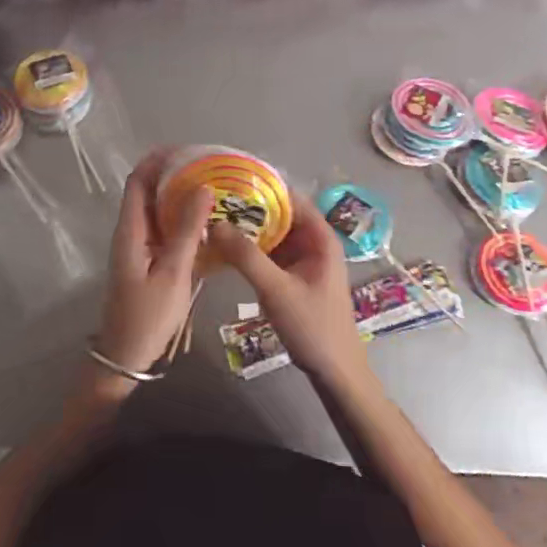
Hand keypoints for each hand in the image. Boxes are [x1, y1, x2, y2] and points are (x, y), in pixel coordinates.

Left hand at [93, 152, 213, 373]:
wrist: (126, 355)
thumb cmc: (148, 316)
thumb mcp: (173, 272)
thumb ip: (188, 231)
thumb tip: (203, 188)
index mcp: (130, 231)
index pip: (137, 182)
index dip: (157, 161)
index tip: (187, 149)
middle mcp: (131, 234)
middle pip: (148, 193)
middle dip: (174, 176)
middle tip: (210, 168)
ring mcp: (138, 249)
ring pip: (158, 213)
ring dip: (181, 199)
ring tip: (215, 189)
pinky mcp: (148, 263)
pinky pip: (165, 233)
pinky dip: (183, 223)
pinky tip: (209, 224)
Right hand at [207, 195, 369, 384]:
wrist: (333, 368)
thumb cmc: (313, 326)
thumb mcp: (276, 289)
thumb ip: (246, 256)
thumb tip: (215, 224)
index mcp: (320, 238)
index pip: (291, 198)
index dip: (263, 185)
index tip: (230, 178)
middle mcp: (313, 243)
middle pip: (279, 215)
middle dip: (248, 207)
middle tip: (212, 200)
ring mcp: (303, 261)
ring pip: (272, 235)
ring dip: (247, 229)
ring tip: (212, 218)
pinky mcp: (292, 277)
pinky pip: (269, 254)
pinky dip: (250, 250)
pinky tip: (224, 248)